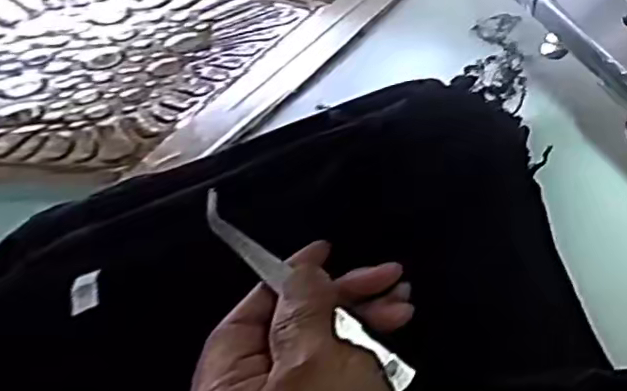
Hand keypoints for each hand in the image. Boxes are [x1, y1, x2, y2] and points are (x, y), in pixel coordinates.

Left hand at [191, 240, 413, 390]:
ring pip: (325, 338)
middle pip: (293, 323)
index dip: (284, 279)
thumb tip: (300, 270)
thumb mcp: (314, 364)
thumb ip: (303, 312)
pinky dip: (371, 336)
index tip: (323, 249)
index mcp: (226, 389)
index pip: (244, 319)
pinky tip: (394, 329)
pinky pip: (343, 359)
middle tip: (386, 276)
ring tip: (400, 306)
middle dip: (345, 293)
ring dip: (368, 310)